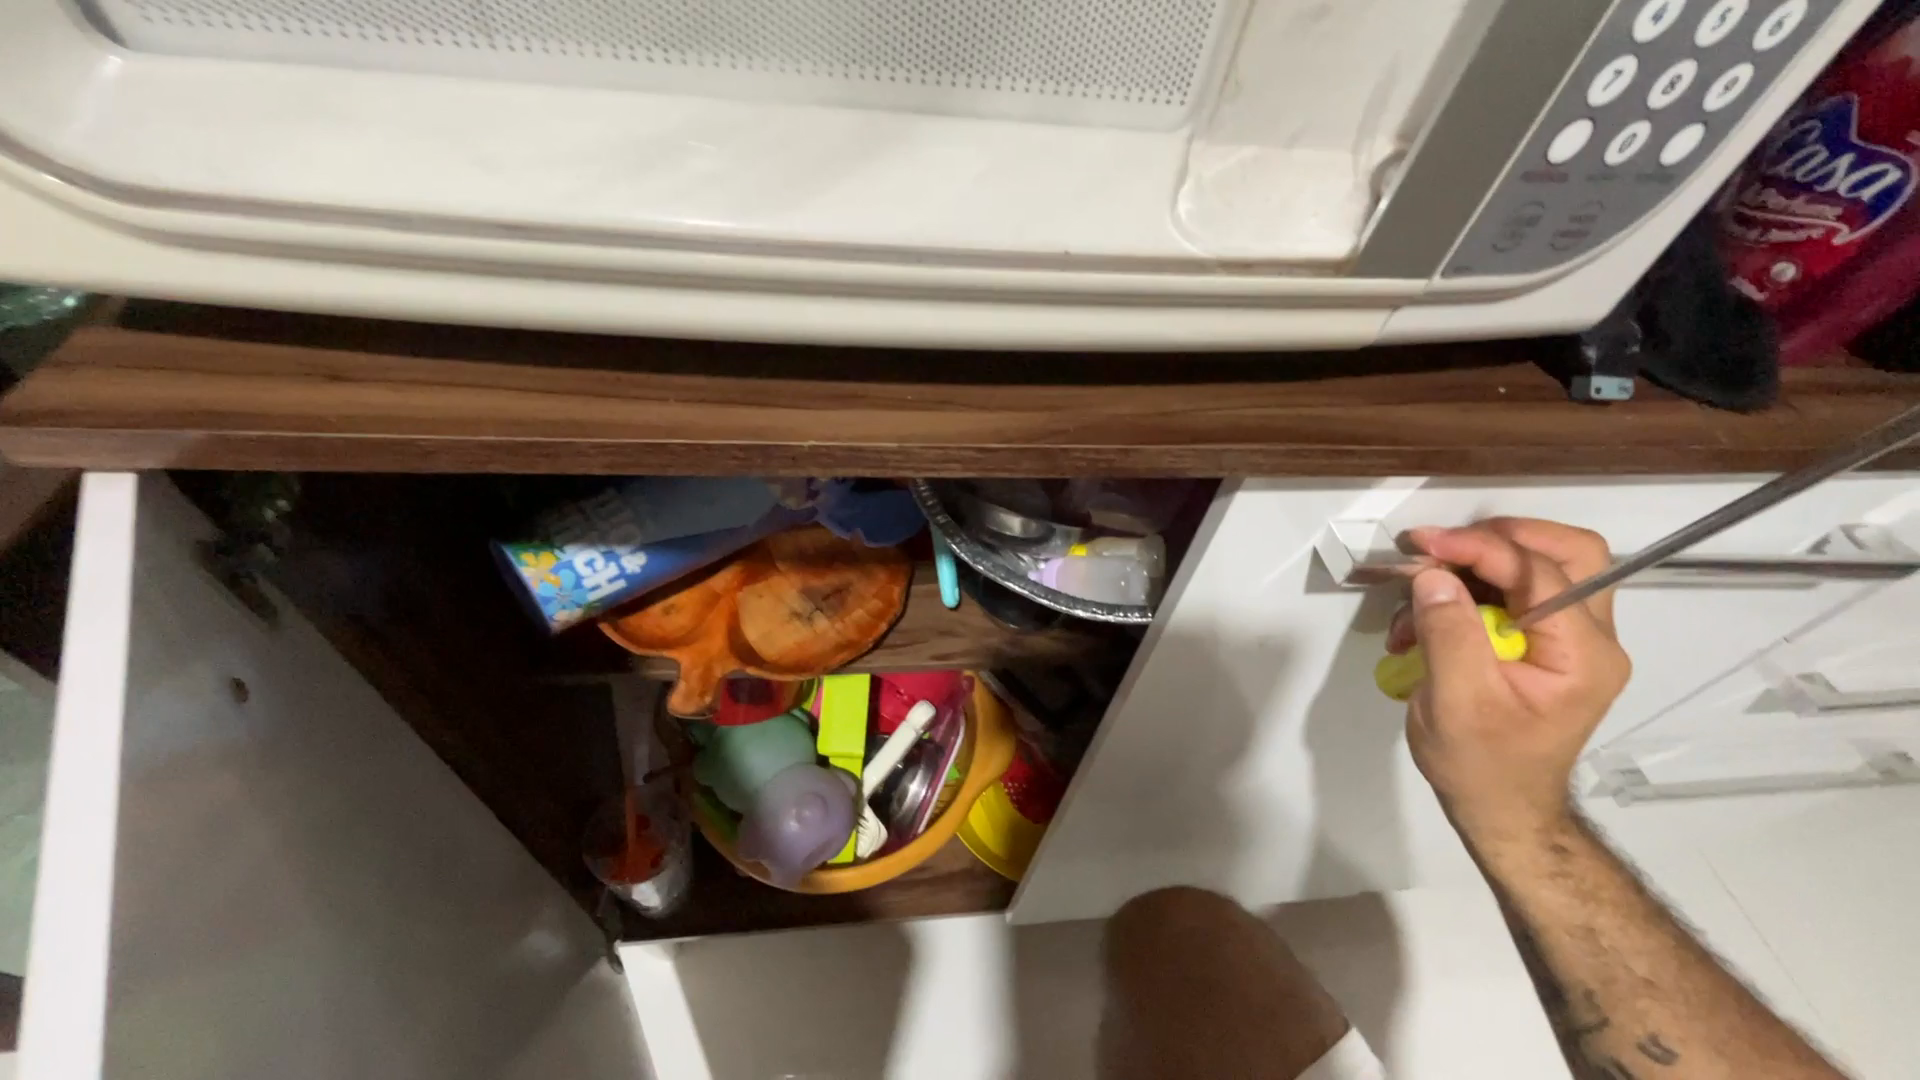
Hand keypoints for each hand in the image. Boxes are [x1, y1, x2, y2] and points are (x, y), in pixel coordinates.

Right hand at [1386, 519, 1631, 843]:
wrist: (1499, 808)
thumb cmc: (1480, 764)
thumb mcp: (1456, 702)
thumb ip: (1448, 634)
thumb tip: (1431, 576)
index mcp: (1582, 654)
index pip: (1540, 571)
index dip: (1479, 547)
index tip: (1422, 544)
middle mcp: (1590, 638)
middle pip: (1566, 553)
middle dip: (1498, 539)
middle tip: (1440, 548)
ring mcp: (1570, 640)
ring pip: (1539, 567)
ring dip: (1472, 569)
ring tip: (1416, 601)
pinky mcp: (1542, 643)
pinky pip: (1512, 595)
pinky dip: (1466, 593)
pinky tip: (1422, 625)